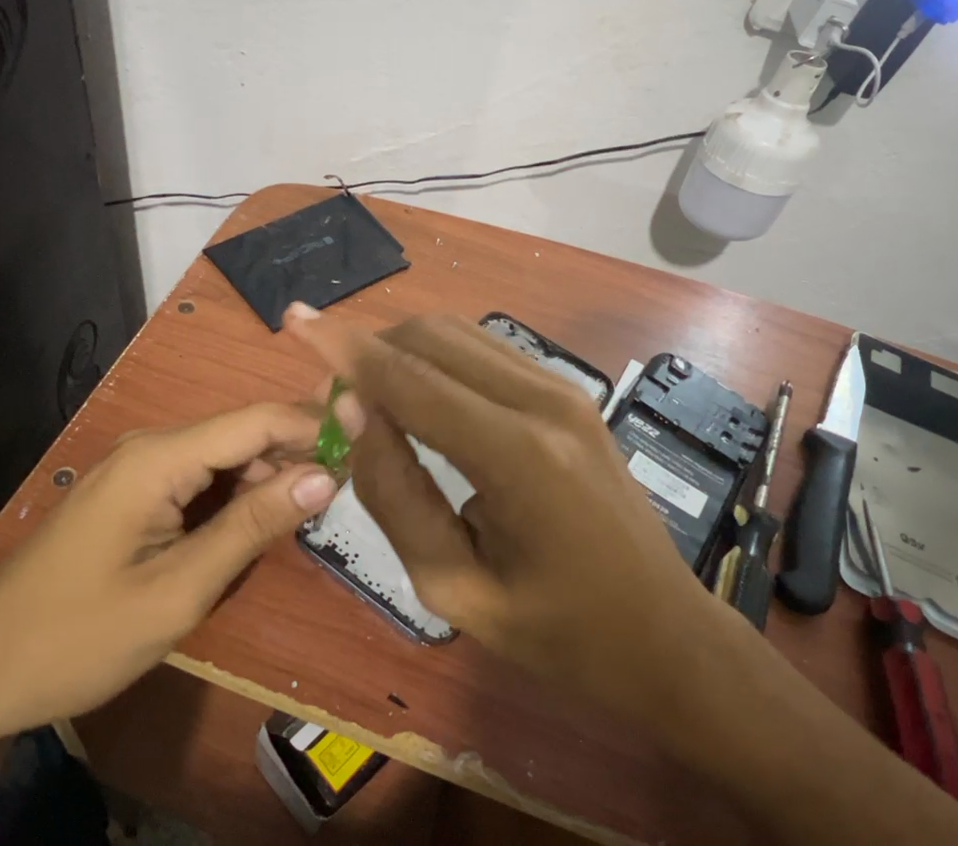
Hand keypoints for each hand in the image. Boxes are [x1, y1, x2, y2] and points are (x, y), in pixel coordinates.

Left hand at [0, 403, 339, 748]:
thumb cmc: (81, 636)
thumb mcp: (179, 589)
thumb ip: (253, 526)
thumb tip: (325, 475)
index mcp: (157, 459)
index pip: (256, 420)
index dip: (315, 423)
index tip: (372, 436)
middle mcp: (148, 450)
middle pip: (241, 436)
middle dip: (294, 460)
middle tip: (345, 500)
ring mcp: (135, 474)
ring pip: (222, 462)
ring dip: (266, 486)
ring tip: (308, 523)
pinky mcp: (129, 500)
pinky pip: (196, 485)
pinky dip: (233, 504)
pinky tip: (256, 533)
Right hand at [285, 305, 727, 717]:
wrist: (665, 635)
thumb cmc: (558, 634)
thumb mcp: (455, 589)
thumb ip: (396, 495)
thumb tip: (352, 413)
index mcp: (517, 455)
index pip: (409, 378)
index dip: (344, 349)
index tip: (293, 323)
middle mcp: (545, 402)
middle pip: (433, 338)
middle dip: (369, 352)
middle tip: (327, 399)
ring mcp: (566, 392)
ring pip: (460, 336)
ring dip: (402, 353)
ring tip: (363, 399)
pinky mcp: (571, 397)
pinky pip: (487, 356)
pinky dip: (438, 363)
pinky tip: (415, 399)